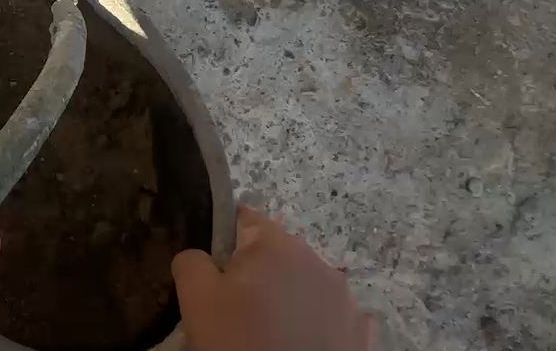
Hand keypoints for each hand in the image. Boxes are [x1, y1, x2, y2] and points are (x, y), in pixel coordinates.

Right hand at [172, 208, 371, 350]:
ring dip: (285, 298)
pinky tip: (294, 344)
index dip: (223, 240)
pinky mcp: (363, 339)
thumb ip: (191, 258)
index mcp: (280, 245)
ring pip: (302, 284)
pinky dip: (311, 325)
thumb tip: (203, 258)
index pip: (244, 218)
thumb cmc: (241, 341)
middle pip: (275, 252)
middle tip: (236, 305)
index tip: (215, 271)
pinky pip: (327, 317)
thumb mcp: (195, 294)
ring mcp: (348, 304)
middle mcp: (320, 265)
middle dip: (255, 271)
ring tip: (267, 330)